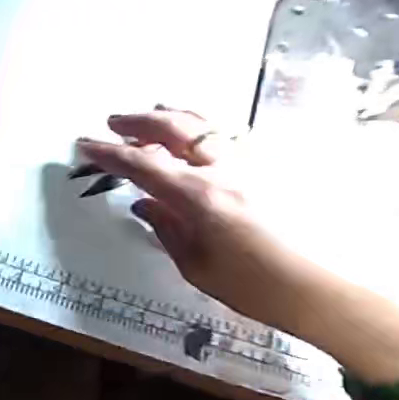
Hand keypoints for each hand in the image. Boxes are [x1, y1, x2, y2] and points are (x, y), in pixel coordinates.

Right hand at [76, 109, 332, 338]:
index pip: (144, 165)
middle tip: (116, 121)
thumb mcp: (196, 265)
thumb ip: (167, 229)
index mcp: (199, 196)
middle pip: (174, 129)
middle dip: (139, 121)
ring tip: (154, 113)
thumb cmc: (250, 285)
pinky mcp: (266, 167)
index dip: (110, 153)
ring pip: (205, 124)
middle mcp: (223, 169)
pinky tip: (196, 135)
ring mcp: (248, 163)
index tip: (86, 144)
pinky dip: (202, 128)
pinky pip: (227, 136)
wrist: (312, 286)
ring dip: (173, 116)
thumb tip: (144, 205)